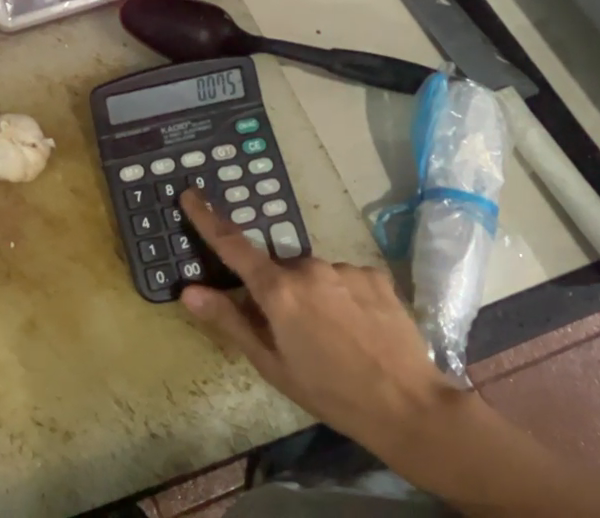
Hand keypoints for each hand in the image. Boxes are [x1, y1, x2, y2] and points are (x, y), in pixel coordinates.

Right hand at [177, 188, 453, 454]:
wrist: (410, 406)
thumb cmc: (331, 393)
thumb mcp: (272, 365)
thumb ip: (231, 322)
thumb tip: (189, 291)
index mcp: (278, 290)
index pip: (232, 245)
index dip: (207, 219)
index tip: (191, 194)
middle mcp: (308, 268)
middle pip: (278, 269)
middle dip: (277, 291)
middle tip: (292, 333)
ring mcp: (345, 269)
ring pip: (313, 275)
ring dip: (312, 295)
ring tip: (333, 338)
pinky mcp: (375, 275)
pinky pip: (345, 278)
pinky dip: (343, 297)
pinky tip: (359, 328)